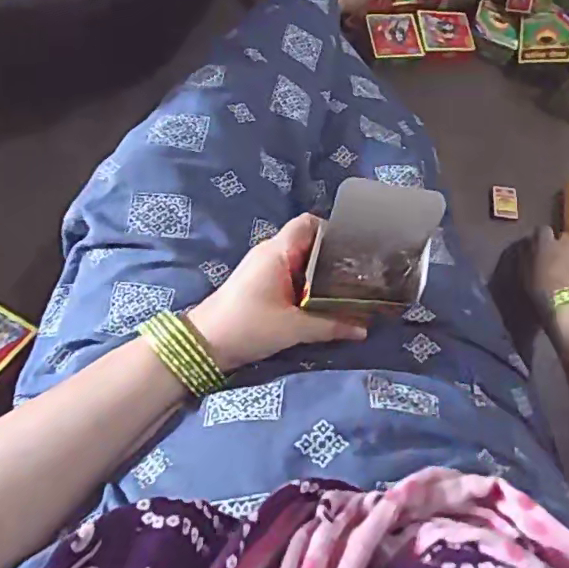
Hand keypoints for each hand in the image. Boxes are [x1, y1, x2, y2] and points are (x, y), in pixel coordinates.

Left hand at [186, 214, 366, 371]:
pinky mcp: (259, 283)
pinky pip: (289, 273)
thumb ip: (331, 326)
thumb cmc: (248, 327)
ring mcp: (262, 267)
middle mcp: (270, 253)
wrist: (204, 344)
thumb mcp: (293, 329)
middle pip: (308, 242)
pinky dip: (305, 283)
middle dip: (332, 256)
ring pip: (299, 260)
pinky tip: (321, 300)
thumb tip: (364, 328)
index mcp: (278, 252)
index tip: (354, 250)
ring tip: (345, 287)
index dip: (333, 230)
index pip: (309, 223)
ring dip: (319, 273)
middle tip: (357, 273)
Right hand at [524, 225, 568, 306]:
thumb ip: (526, 258)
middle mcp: (566, 242)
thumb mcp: (526, 275)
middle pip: (562, 237)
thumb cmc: (542, 291)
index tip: (534, 245)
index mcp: (546, 242)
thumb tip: (526, 248)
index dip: (538, 237)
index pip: (541, 230)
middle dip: (558, 243)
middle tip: (551, 256)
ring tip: (564, 267)